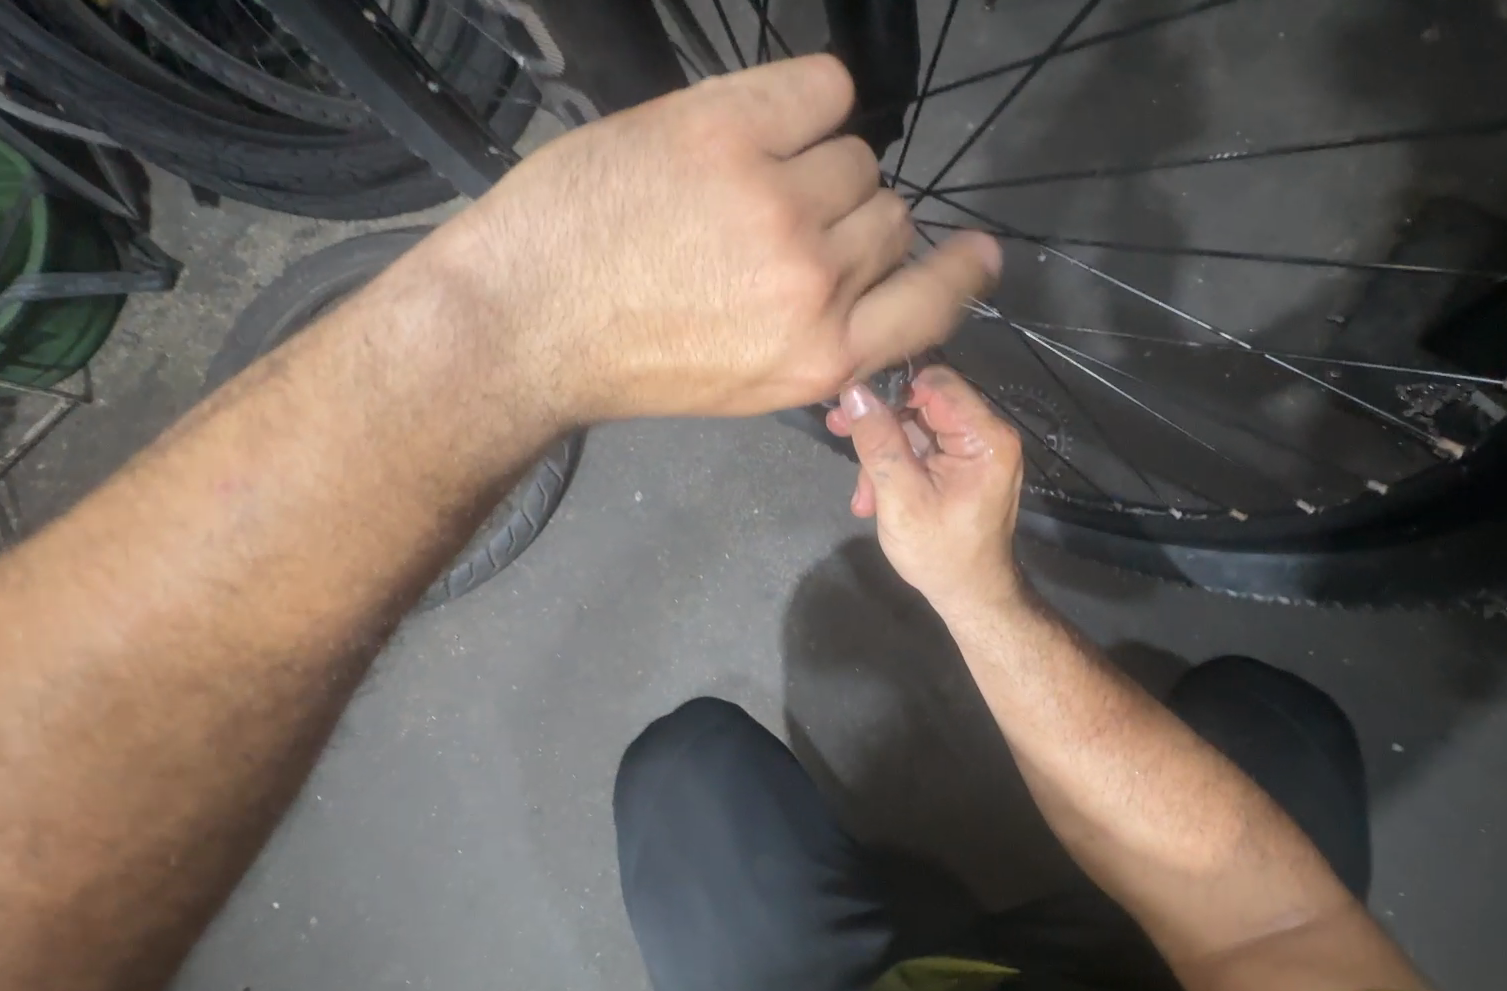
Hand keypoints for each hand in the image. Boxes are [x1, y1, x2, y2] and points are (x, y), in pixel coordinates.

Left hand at [422, 55, 1000, 423]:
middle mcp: (818, 281)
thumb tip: (881, 285)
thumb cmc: (639, 364)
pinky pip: (825, 88)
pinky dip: (807, 100)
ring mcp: (775, 202)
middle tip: (779, 232)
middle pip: (891, 216)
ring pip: (855, 156)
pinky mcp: (728, 132)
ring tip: (745, 188)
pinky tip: (761, 125)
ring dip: (816, 166)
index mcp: (825, 357)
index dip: (959, 273)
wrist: (530, 323)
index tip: (976, 255)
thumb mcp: (754, 387)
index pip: (934, 301)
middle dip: (849, 223)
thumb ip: (829, 342)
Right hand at [827, 366, 1024, 613]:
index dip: (892, 388)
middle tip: (839, 432)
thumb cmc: (940, 553)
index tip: (854, 406)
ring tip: (863, 493)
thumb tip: (854, 393)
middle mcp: (988, 435)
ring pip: (918, 429)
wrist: (971, 596)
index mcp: (985, 438)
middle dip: (881, 425)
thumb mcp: (900, 498)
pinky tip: (874, 497)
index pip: (937, 382)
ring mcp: (977, 452)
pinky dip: (898, 468)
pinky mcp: (964, 467)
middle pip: (925, 403)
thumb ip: (878, 443)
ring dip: (884, 454)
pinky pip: (924, 450)